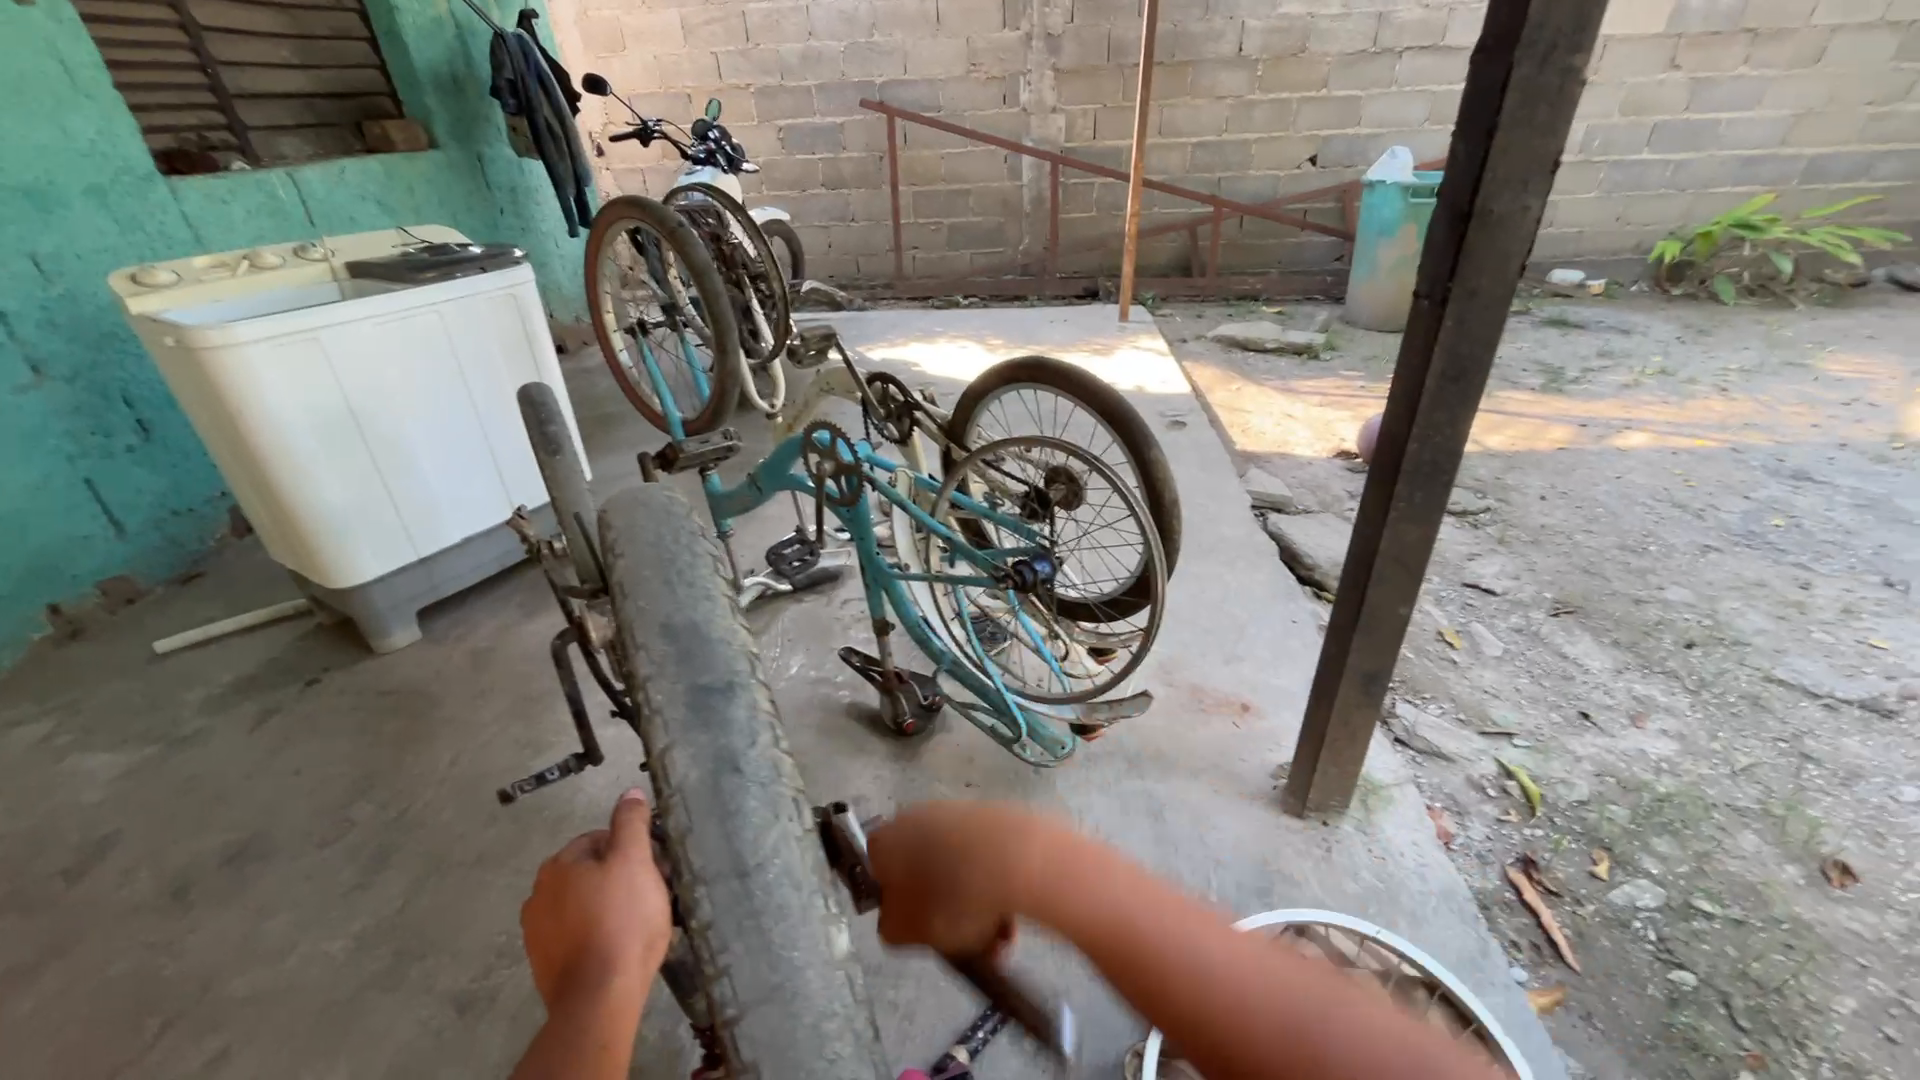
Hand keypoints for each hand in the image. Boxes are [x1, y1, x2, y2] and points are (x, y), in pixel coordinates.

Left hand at [520, 789, 673, 1010]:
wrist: (599, 996)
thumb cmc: (623, 920)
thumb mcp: (636, 862)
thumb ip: (632, 823)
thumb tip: (629, 792)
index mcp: (559, 864)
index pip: (600, 839)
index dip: (632, 850)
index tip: (654, 870)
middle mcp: (539, 892)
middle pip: (590, 871)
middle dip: (619, 877)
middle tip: (650, 895)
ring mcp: (537, 931)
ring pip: (583, 903)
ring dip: (607, 905)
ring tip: (636, 923)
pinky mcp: (543, 961)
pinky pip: (576, 933)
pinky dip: (595, 933)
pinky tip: (617, 945)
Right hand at [865, 801, 1064, 956]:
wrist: (1014, 858)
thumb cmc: (947, 897)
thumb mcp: (902, 931)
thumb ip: (890, 928)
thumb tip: (898, 921)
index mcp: (884, 840)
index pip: (876, 874)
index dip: (896, 906)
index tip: (916, 931)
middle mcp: (916, 818)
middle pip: (922, 875)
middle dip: (942, 913)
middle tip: (961, 944)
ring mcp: (957, 815)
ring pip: (958, 873)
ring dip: (974, 910)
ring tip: (997, 942)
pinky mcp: (993, 818)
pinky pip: (985, 862)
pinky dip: (994, 890)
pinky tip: (1012, 922)